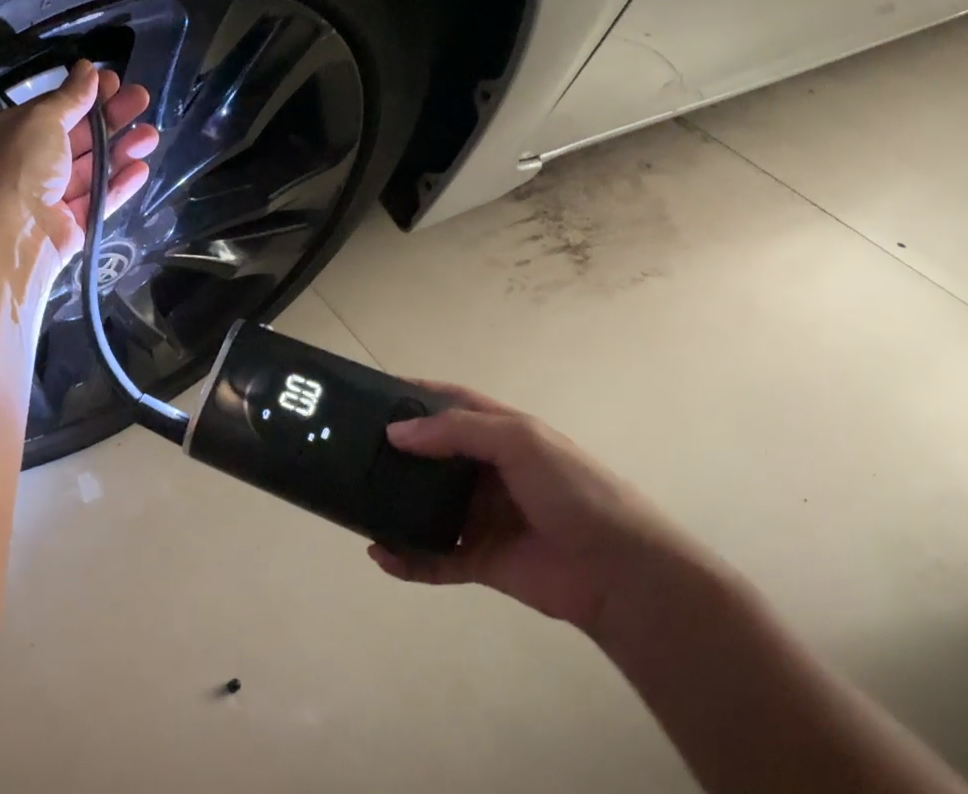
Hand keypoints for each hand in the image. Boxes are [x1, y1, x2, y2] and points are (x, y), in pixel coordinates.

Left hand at [0, 59, 157, 260]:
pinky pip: (98, 198)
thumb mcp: (42, 120)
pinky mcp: (72, 223)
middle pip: (77, 136)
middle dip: (111, 118)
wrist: (14, 235)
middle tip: (142, 99)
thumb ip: (70, 97)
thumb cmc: (21, 166)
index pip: (52, 109)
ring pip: (92, 167)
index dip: (84, 95)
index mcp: (11, 135)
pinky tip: (142, 168)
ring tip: (151, 134)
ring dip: (121, 149)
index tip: (114, 81)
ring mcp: (51, 196)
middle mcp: (29, 163)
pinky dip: (120, 183)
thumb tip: (88, 68)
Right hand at [367, 383, 702, 634]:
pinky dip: (405, 558)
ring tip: (354, 502)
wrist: (620, 573)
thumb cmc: (575, 492)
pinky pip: (431, 558)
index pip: (450, 405)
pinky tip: (381, 554)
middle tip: (347, 449)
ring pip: (422, 507)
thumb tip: (395, 433)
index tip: (369, 393)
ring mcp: (479, 517)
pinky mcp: (477, 559)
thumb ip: (458, 431)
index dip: (413, 396)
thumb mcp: (522, 442)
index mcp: (500, 436)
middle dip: (391, 452)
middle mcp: (484, 472)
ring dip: (391, 505)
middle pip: (428, 456)